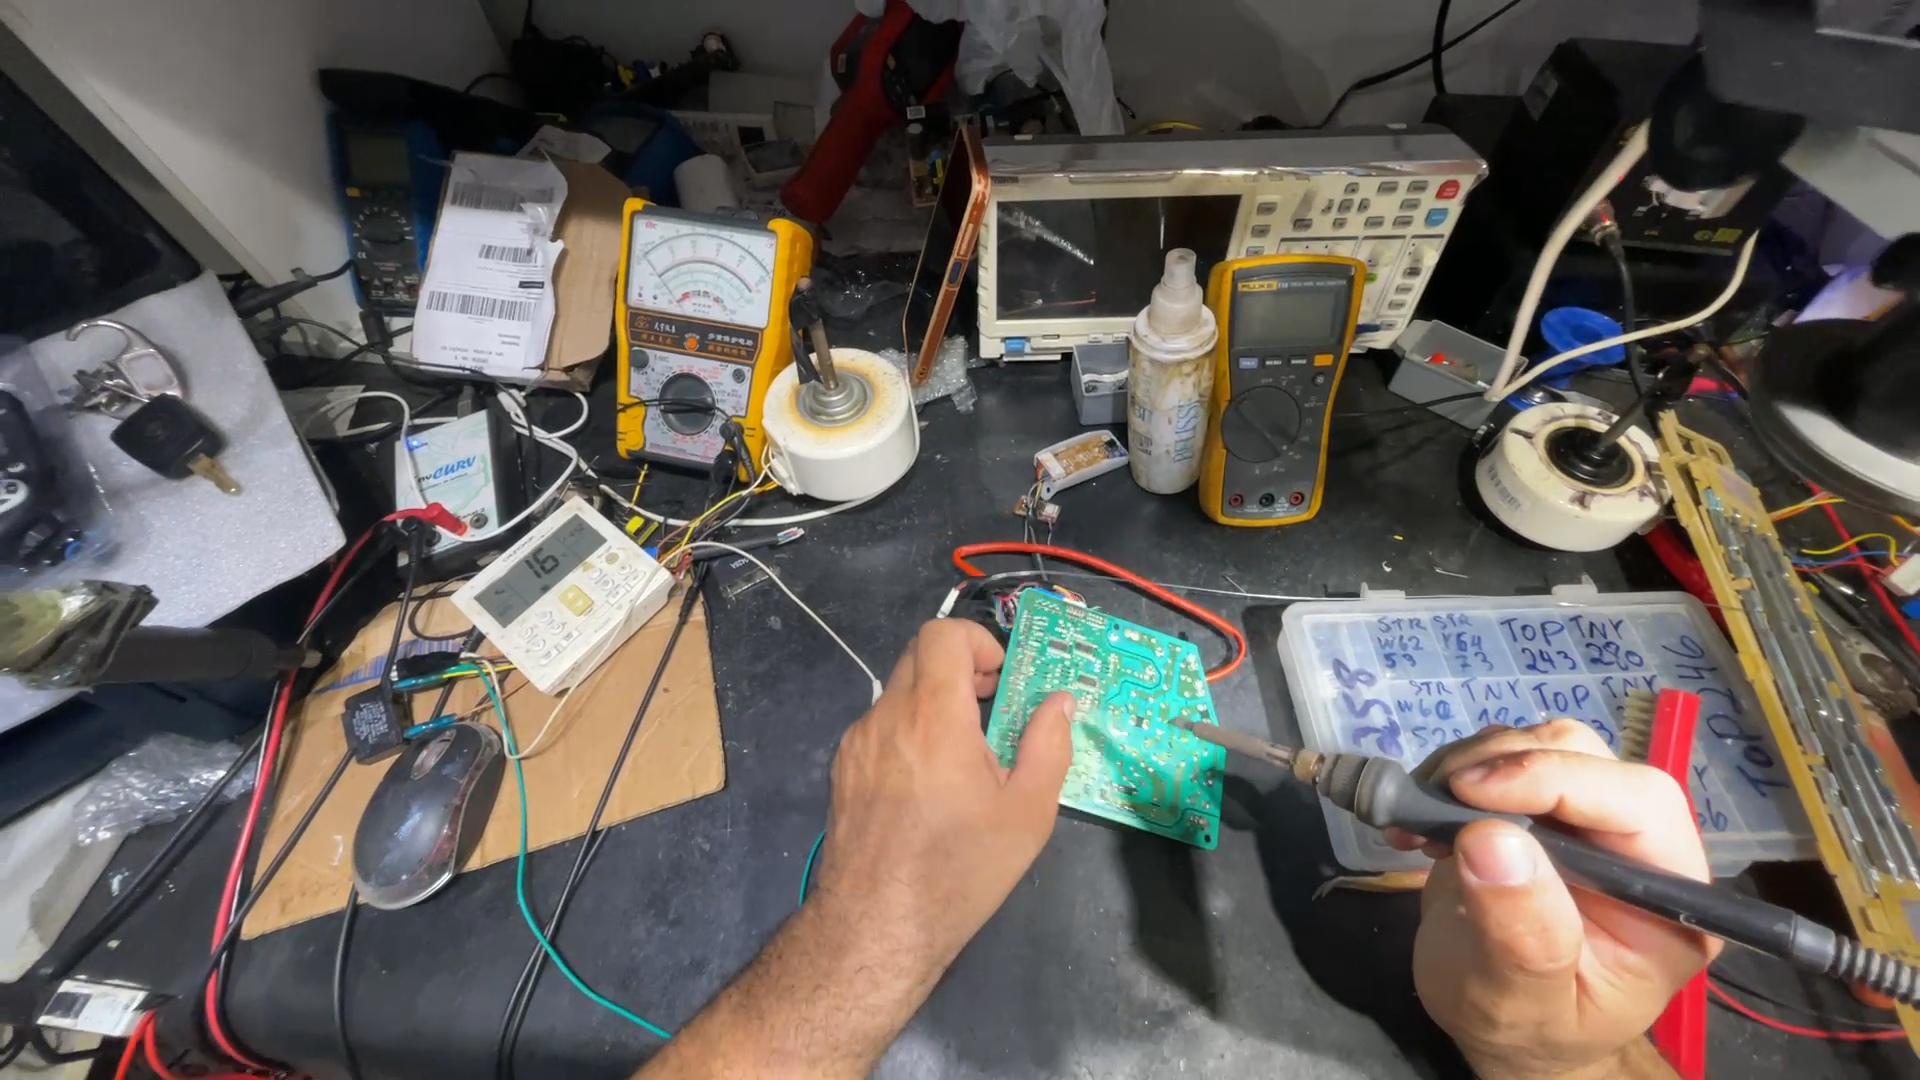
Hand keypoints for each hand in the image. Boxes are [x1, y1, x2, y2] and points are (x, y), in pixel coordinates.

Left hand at [641, 621, 1072, 1078]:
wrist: (874, 928)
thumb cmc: (959, 869)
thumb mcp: (1027, 813)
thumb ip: (1048, 744)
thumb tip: (1059, 701)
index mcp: (933, 716)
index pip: (942, 634)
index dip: (977, 641)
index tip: (1002, 679)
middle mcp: (887, 715)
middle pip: (921, 655)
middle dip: (962, 667)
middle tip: (992, 706)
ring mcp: (858, 740)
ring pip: (901, 690)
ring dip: (936, 700)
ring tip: (965, 753)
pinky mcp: (843, 766)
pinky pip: (882, 723)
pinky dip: (911, 728)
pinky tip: (928, 782)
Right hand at [1387, 719, 1719, 1079]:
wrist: (1493, 1018)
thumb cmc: (1522, 1024)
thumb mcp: (1519, 995)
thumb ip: (1520, 929)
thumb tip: (1491, 840)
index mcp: (1664, 898)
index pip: (1637, 801)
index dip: (1554, 778)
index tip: (1467, 792)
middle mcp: (1629, 847)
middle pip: (1583, 755)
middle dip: (1500, 763)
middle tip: (1435, 802)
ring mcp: (1575, 821)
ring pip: (1532, 743)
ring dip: (1465, 764)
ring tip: (1420, 820)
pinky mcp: (1524, 809)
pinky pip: (1491, 757)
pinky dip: (1444, 773)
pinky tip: (1416, 820)